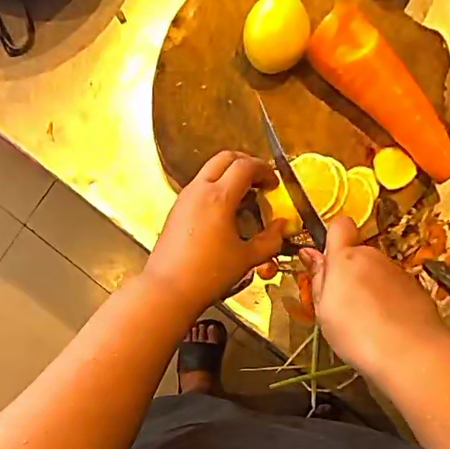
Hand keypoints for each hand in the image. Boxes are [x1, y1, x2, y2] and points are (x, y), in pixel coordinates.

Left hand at [143, 151, 287, 309]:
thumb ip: (270, 240)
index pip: (245, 166)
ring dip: (228, 176)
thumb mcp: (247, 258)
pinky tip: (225, 213)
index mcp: (219, 197)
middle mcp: (198, 191)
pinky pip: (198, 188)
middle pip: (224, 159)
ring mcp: (184, 200)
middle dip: (245, 163)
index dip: (264, 170)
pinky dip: (215, 189)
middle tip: (260, 179)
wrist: (168, 290)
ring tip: (244, 197)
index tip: (273, 181)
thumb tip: (281, 227)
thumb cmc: (206, 275)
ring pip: (209, 171)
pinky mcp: (176, 212)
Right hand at [301, 216, 449, 372]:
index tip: (324, 263)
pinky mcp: (415, 288)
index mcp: (345, 259)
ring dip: (367, 290)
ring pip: (375, 273)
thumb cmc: (358, 334)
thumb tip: (311, 256)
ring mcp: (397, 272)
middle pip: (356, 255)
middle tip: (339, 306)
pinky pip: (393, 289)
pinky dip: (387, 302)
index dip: (332, 239)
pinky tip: (383, 326)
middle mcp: (374, 258)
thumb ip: (318, 279)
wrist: (409, 352)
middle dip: (347, 274)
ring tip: (362, 323)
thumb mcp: (323, 310)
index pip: (339, 225)